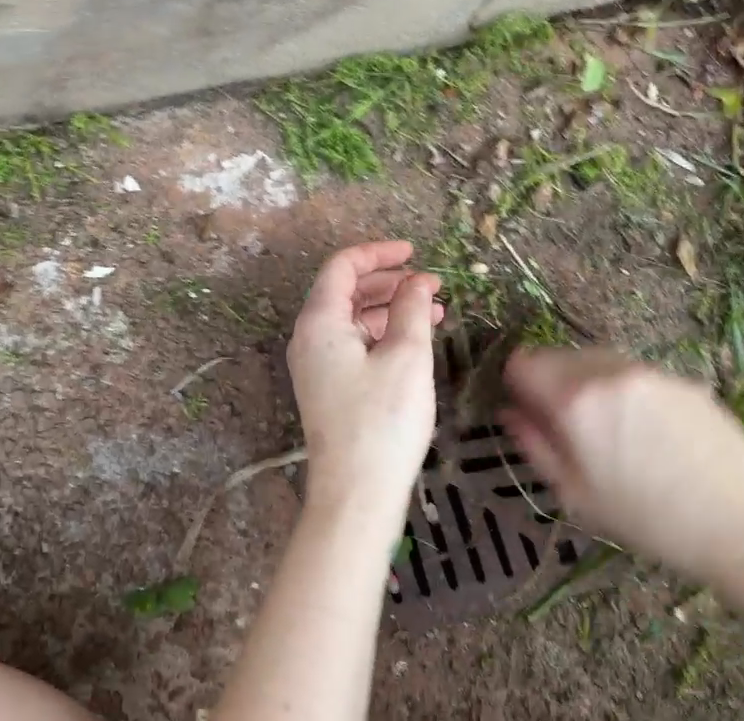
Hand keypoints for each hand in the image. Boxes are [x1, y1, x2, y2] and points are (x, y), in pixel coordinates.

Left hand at [287, 241, 443, 519]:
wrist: (356, 492)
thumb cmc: (382, 421)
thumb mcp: (406, 357)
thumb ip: (411, 309)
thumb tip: (418, 280)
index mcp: (318, 321)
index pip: (342, 266)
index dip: (378, 253)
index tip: (414, 251)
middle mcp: (308, 336)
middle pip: (345, 290)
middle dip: (389, 282)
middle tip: (431, 284)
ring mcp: (315, 363)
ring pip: (352, 319)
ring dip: (390, 309)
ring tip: (434, 312)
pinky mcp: (327, 386)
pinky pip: (353, 344)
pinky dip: (382, 335)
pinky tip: (414, 341)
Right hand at [499, 348, 743, 580]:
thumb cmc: (651, 521)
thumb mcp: (577, 494)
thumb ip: (534, 446)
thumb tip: (510, 413)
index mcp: (574, 399)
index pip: (521, 362)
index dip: (515, 385)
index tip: (526, 411)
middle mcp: (607, 371)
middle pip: (556, 355)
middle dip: (550, 382)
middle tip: (565, 426)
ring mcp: (648, 371)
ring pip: (595, 359)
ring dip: (585, 382)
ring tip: (608, 430)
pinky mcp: (682, 378)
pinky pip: (632, 373)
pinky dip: (623, 390)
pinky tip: (647, 432)